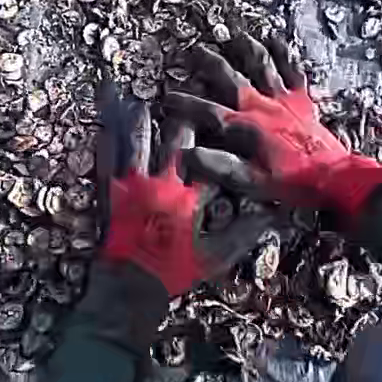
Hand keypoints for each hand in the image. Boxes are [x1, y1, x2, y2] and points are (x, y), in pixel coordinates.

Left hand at [72, 84, 272, 355]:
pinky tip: (107, 122)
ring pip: (138, 143)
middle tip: (185, 94)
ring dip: (141, 119)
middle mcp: (162, 186)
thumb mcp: (215, 257)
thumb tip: (273, 214)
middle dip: (182, 117)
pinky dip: (108, 139)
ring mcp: (132, 186)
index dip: (216, 135)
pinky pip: (108, 159)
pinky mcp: (110, 192)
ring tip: (142, 98)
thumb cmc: (173, 272)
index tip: (222, 114)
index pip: (208, 158)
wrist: (129, 287)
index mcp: (189, 199)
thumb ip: (244, 233)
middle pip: (174, 142)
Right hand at [164, 33, 381, 219]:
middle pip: (229, 76)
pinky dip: (283, 51)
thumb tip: (185, 154)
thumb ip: (218, 166)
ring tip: (233, 35)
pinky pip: (291, 67)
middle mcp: (261, 105)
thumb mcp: (251, 182)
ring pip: (260, 63)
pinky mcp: (302, 98)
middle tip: (193, 51)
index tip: (168, 98)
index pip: (206, 110)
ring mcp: (282, 98)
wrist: (335, 177)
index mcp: (244, 126)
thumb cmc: (292, 182)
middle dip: (208, 62)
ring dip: (244, 47)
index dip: (184, 103)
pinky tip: (275, 38)